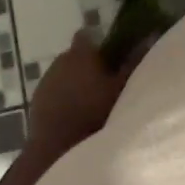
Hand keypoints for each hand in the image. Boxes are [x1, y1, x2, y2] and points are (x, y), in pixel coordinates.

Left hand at [26, 31, 132, 156]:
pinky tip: (72, 119)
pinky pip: (52, 95)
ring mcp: (45, 82)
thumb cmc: (94, 113)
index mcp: (80, 54)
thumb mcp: (121, 88)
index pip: (85, 36)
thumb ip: (133, 62)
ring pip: (62, 76)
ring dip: (72, 85)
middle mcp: (59, 61)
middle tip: (102, 85)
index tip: (107, 57)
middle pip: (73, 57)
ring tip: (88, 105)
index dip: (95, 43)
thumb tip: (149, 38)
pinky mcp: (35, 103)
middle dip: (85, 67)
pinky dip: (61, 101)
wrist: (57, 148)